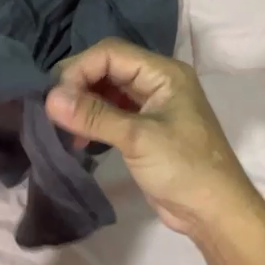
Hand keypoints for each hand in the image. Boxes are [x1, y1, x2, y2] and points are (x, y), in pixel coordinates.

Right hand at [45, 39, 260, 236]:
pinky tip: (80, 140)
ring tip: (64, 127)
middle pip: (108, 68)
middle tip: (54, 111)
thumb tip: (50, 99)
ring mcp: (152, 106)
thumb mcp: (138, 139)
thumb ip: (95, 116)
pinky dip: (94, 121)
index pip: (111, 53)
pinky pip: (113, 113)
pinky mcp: (146, 130)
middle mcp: (158, 82)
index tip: (56, 98)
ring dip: (84, 105)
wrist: (214, 211)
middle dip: (79, 85)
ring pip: (108, 91)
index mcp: (164, 73)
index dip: (79, 69)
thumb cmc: (184, 168)